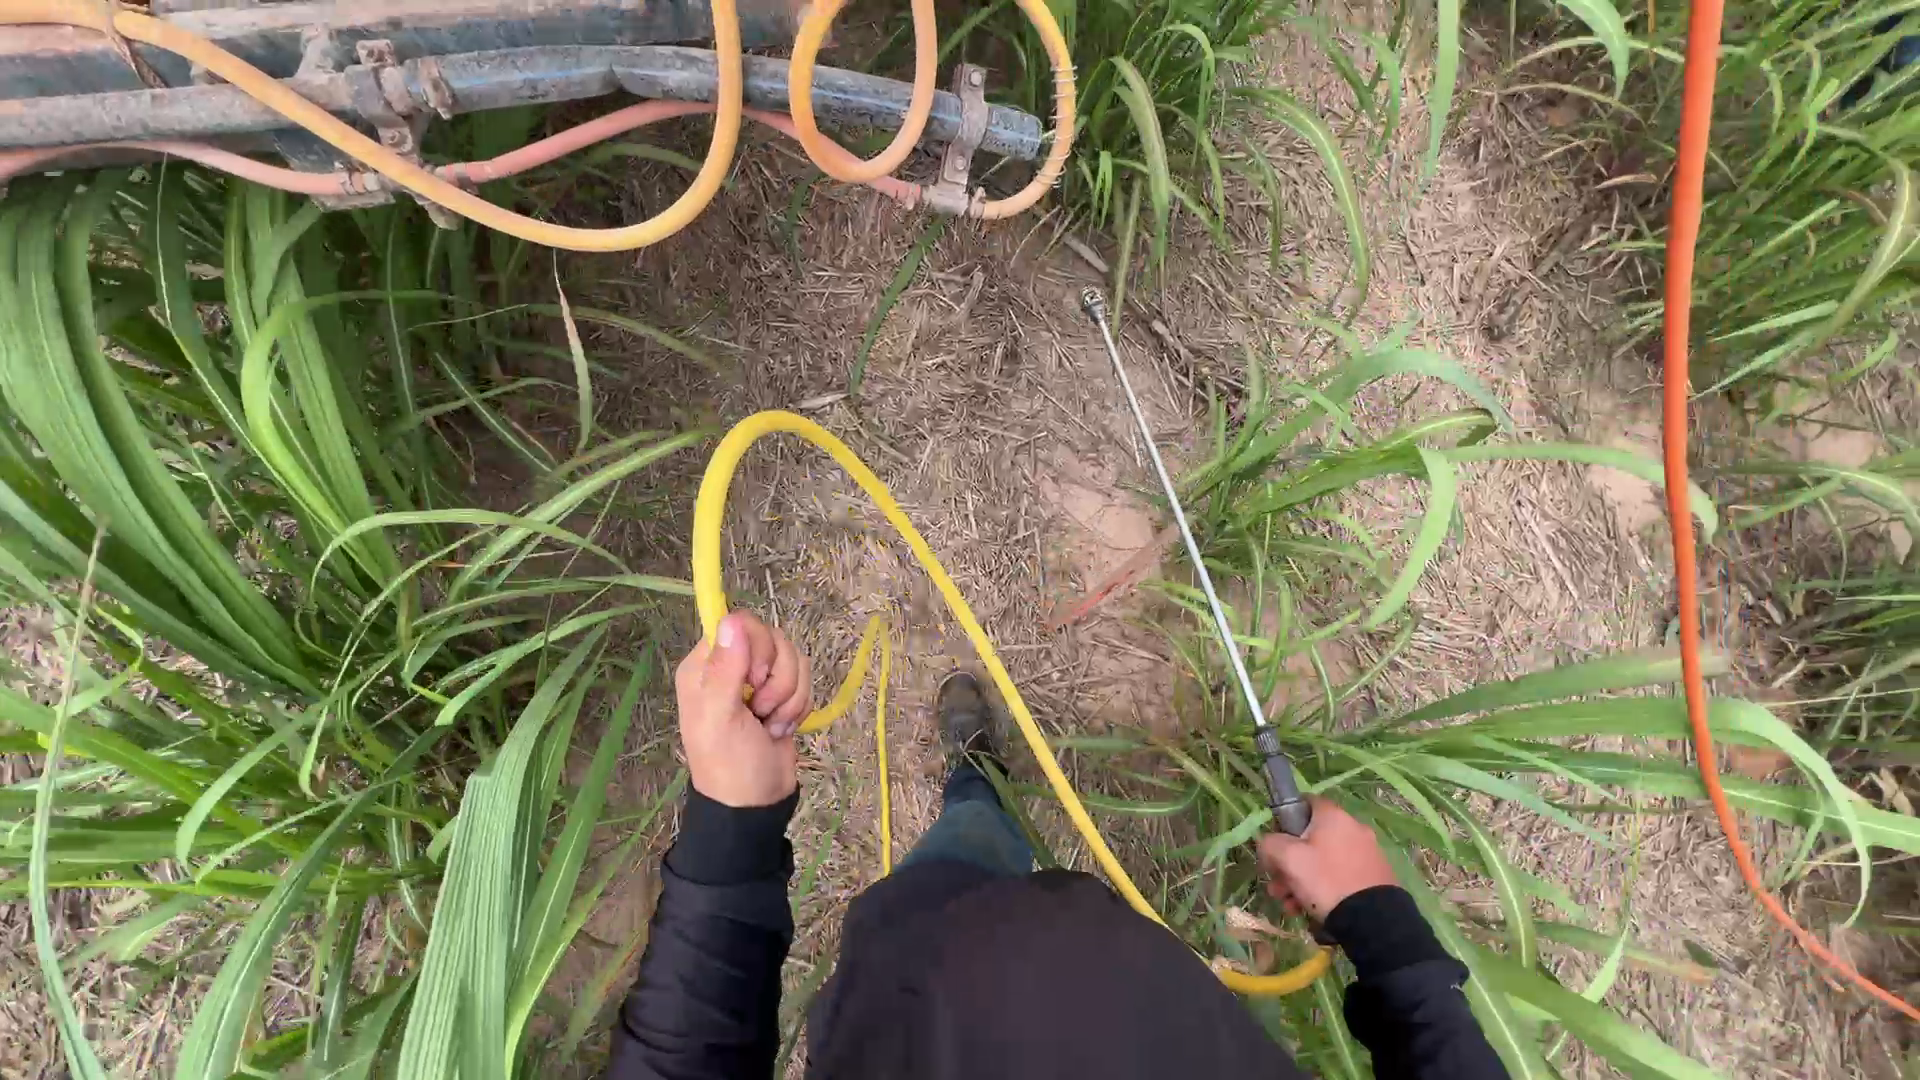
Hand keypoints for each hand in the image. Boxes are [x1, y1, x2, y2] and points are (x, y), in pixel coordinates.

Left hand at [674, 611, 812, 806]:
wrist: (755, 803)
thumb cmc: (728, 762)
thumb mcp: (720, 718)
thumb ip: (725, 668)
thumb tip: (732, 618)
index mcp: (705, 665)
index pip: (740, 623)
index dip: (756, 647)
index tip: (754, 679)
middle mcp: (731, 666)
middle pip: (773, 638)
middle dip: (777, 677)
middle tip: (759, 707)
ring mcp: (758, 680)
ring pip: (793, 657)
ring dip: (789, 695)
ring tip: (770, 722)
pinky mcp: (782, 693)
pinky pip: (804, 677)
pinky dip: (798, 704)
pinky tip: (781, 727)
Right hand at [1256, 796, 1396, 920]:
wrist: (1375, 923)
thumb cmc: (1326, 880)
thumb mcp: (1286, 858)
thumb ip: (1269, 844)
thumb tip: (1270, 846)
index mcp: (1333, 816)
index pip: (1304, 802)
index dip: (1284, 819)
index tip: (1275, 841)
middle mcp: (1353, 829)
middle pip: (1311, 838)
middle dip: (1288, 862)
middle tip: (1277, 884)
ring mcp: (1367, 855)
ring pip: (1323, 861)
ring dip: (1302, 879)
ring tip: (1290, 904)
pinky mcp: (1375, 878)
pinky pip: (1340, 876)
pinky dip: (1323, 889)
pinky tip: (1308, 911)